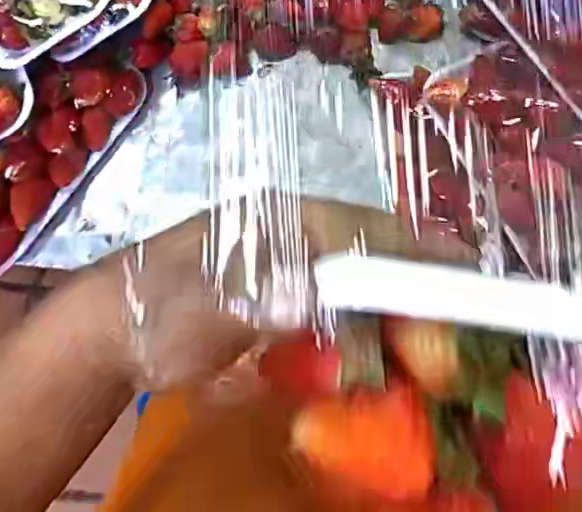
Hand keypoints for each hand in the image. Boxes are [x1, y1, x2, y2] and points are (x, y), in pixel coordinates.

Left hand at [100, 198, 473, 388]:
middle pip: (372, 253)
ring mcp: (290, 264)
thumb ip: (254, 292)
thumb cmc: (157, 304)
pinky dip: (364, 336)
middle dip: (414, 292)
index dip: (415, 247)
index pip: (361, 226)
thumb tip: (309, 291)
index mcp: (280, 217)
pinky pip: (339, 311)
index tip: (466, 272)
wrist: (115, 326)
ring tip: (424, 361)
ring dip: (393, 319)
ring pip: (360, 283)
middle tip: (448, 342)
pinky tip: (377, 365)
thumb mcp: (200, 299)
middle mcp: (294, 232)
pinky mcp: (284, 297)